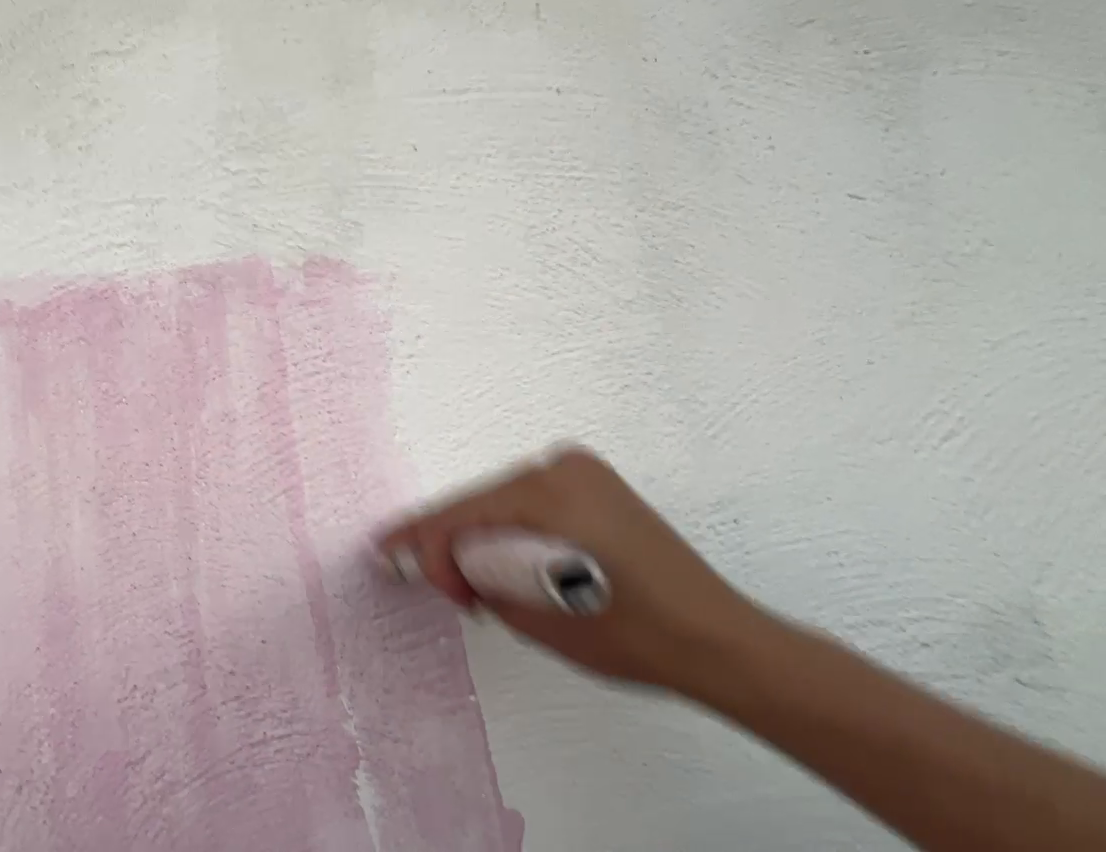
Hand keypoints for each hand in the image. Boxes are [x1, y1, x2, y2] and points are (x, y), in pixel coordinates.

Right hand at [377, 446, 773, 696]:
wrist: (716, 639)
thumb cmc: (634, 635)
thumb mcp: (534, 616)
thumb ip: (478, 579)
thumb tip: (451, 566)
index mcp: (548, 493)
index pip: (462, 515)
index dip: (422, 545)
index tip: (390, 562)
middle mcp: (562, 467)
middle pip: (478, 503)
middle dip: (448, 541)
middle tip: (430, 580)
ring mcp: (582, 471)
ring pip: (500, 501)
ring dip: (477, 534)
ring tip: (461, 576)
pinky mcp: (594, 484)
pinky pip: (528, 501)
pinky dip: (506, 526)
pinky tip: (493, 554)